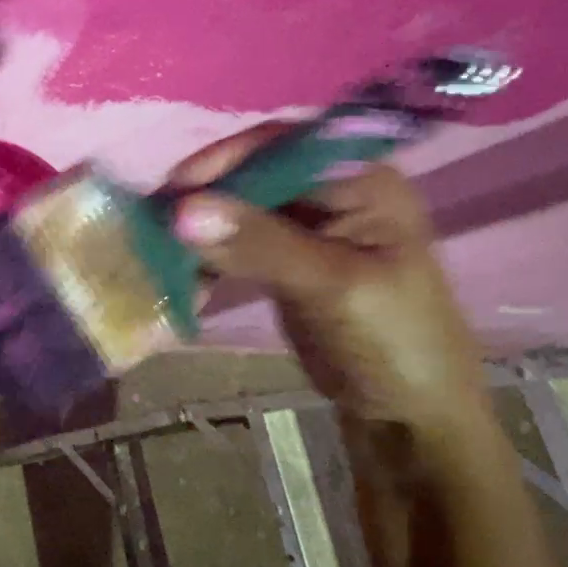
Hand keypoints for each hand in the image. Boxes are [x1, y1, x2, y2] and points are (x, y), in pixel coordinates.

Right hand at [166, 123, 488, 431]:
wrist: (411, 418)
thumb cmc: (393, 342)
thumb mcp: (330, 286)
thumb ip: (259, 242)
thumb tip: (181, 210)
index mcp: (361, 179)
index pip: (282, 147)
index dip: (226, 160)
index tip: (177, 189)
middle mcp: (333, 190)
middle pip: (253, 175)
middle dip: (206, 197)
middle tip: (156, 221)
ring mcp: (308, 226)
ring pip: (239, 208)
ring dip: (201, 229)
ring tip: (161, 252)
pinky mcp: (285, 258)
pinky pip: (236, 242)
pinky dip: (208, 257)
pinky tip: (184, 278)